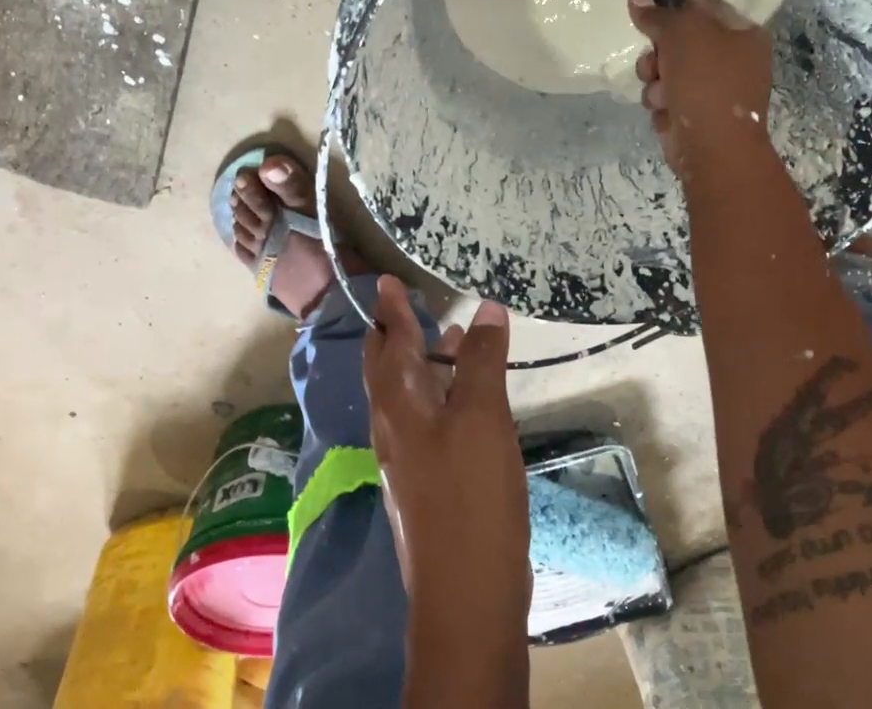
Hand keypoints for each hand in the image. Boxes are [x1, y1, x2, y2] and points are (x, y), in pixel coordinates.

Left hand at [362, 276, 530, 611]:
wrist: (466, 590)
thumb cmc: (470, 495)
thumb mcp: (481, 418)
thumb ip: (482, 361)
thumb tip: (486, 308)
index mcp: (398, 406)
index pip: (390, 342)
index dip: (392, 310)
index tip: (385, 280)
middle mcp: (394, 428)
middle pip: (388, 370)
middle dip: (397, 335)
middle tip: (413, 305)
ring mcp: (410, 459)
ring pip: (410, 396)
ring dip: (426, 363)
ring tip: (452, 337)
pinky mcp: (430, 483)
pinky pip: (429, 423)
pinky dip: (443, 396)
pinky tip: (470, 400)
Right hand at [627, 0, 774, 175]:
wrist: (713, 149)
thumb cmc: (708, 82)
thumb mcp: (683, 36)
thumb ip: (659, 14)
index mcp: (742, 33)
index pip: (705, 0)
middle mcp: (730, 58)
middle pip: (679, 36)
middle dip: (659, 46)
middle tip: (653, 52)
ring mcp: (711, 87)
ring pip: (664, 66)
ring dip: (655, 77)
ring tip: (660, 90)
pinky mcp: (692, 112)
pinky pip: (663, 93)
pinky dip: (660, 100)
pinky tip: (665, 109)